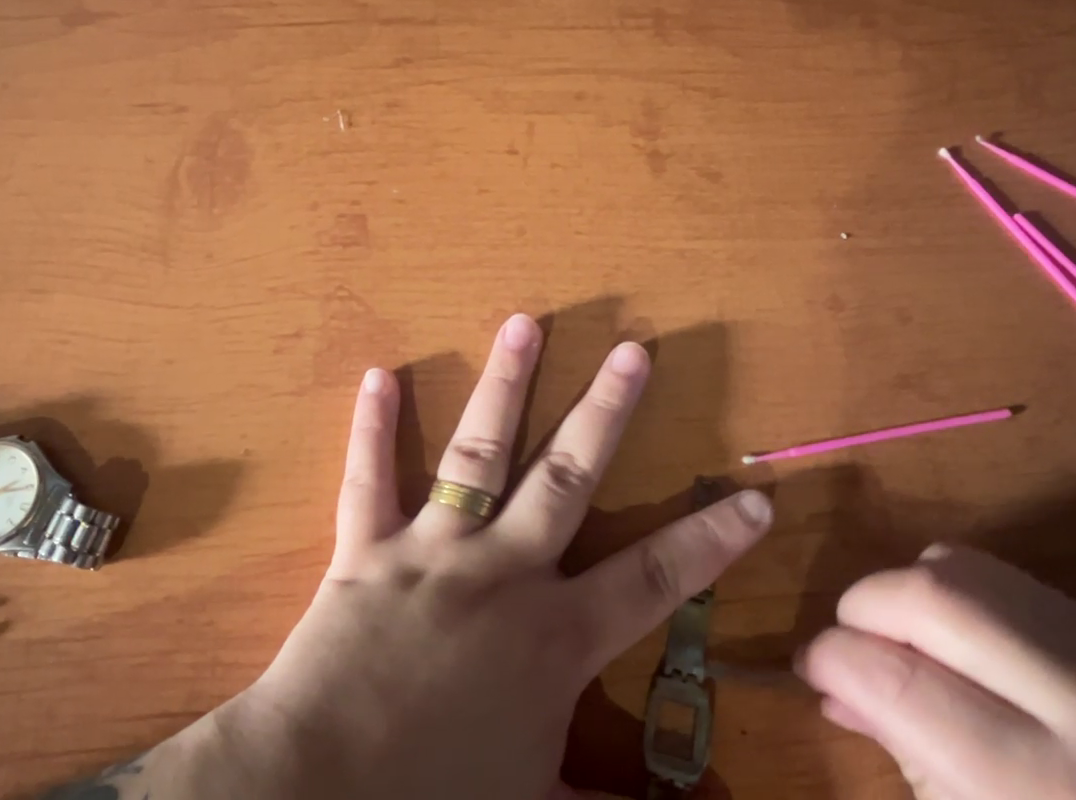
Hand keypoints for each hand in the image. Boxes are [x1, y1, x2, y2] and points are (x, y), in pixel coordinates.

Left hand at [112, 314, 772, 799]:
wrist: (321, 791)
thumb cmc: (434, 799)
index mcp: (555, 635)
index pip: (654, 579)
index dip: (709, 540)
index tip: (754, 497)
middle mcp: (503, 574)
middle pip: (567, 477)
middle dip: (606, 412)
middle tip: (633, 350)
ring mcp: (434, 551)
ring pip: (477, 454)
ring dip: (502, 386)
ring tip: (522, 323)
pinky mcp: (367, 549)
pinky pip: (368, 479)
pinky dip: (372, 428)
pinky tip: (377, 374)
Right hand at [796, 545, 1075, 799]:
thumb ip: (914, 769)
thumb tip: (838, 694)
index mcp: (1046, 786)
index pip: (897, 680)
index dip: (831, 661)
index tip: (815, 674)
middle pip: (926, 594)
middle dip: (860, 608)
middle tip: (851, 650)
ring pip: (959, 565)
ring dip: (903, 592)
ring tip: (904, 645)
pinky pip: (1000, 575)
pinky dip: (951, 593)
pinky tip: (958, 644)